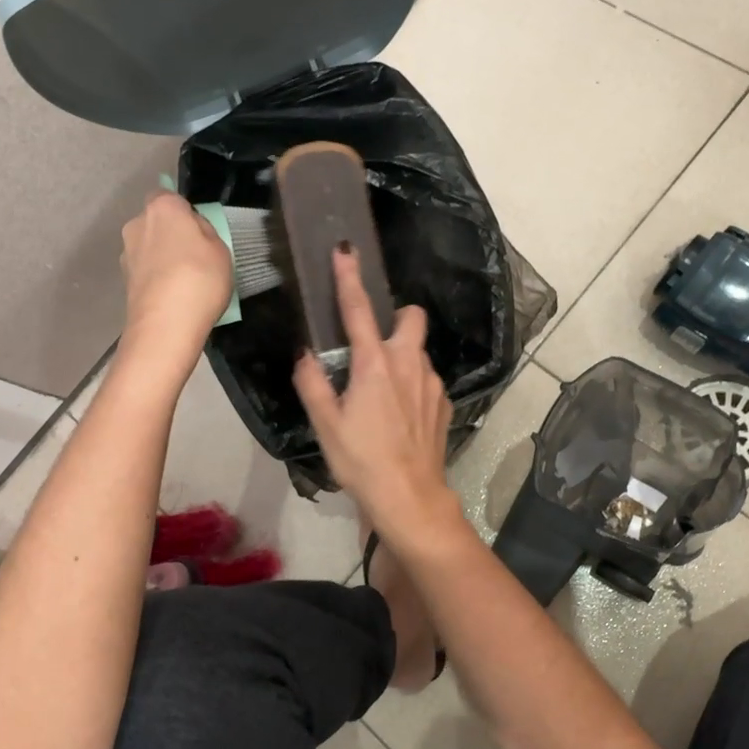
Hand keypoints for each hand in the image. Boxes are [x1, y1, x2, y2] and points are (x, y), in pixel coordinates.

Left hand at [119, 190, 232, 368]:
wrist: (166, 324)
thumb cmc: (200, 277)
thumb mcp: (221, 248)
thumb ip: (204, 231)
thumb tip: (191, 229)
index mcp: (162, 207)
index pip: (168, 195)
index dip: (184, 211)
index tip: (199, 231)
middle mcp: (137, 224)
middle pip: (156, 222)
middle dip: (170, 234)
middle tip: (194, 256)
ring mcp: (126, 253)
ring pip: (148, 248)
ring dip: (161, 258)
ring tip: (183, 281)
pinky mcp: (123, 281)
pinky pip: (145, 271)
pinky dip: (156, 278)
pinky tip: (172, 296)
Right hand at [292, 248, 457, 543]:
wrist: (409, 497)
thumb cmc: (361, 459)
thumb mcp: (325, 424)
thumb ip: (312, 383)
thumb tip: (305, 355)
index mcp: (374, 364)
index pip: (358, 309)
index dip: (349, 277)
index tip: (345, 250)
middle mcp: (409, 363)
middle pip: (411, 318)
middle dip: (395, 318)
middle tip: (373, 341)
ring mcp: (431, 384)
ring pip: (419, 351)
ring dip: (402, 357)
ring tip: (381, 391)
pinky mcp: (443, 405)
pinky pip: (426, 381)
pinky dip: (413, 386)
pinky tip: (399, 416)